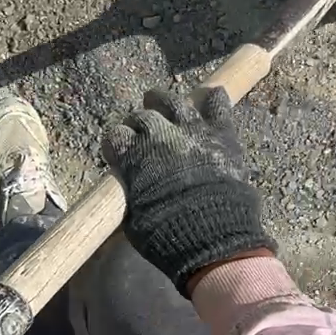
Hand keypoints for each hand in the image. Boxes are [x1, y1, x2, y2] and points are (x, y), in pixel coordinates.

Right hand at [102, 87, 272, 293]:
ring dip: (164, 100)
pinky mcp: (220, 133)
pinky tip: (208, 98)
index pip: (115, 136)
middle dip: (137, 122)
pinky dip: (211, 99)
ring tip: (160, 101)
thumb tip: (133, 184)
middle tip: (140, 131)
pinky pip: (216, 104)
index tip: (118, 151)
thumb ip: (132, 191)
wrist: (212, 236)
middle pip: (142, 116)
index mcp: (132, 155)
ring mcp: (191, 130)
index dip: (116, 144)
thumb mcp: (133, 218)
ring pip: (174, 101)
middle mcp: (158, 135)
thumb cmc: (165, 234)